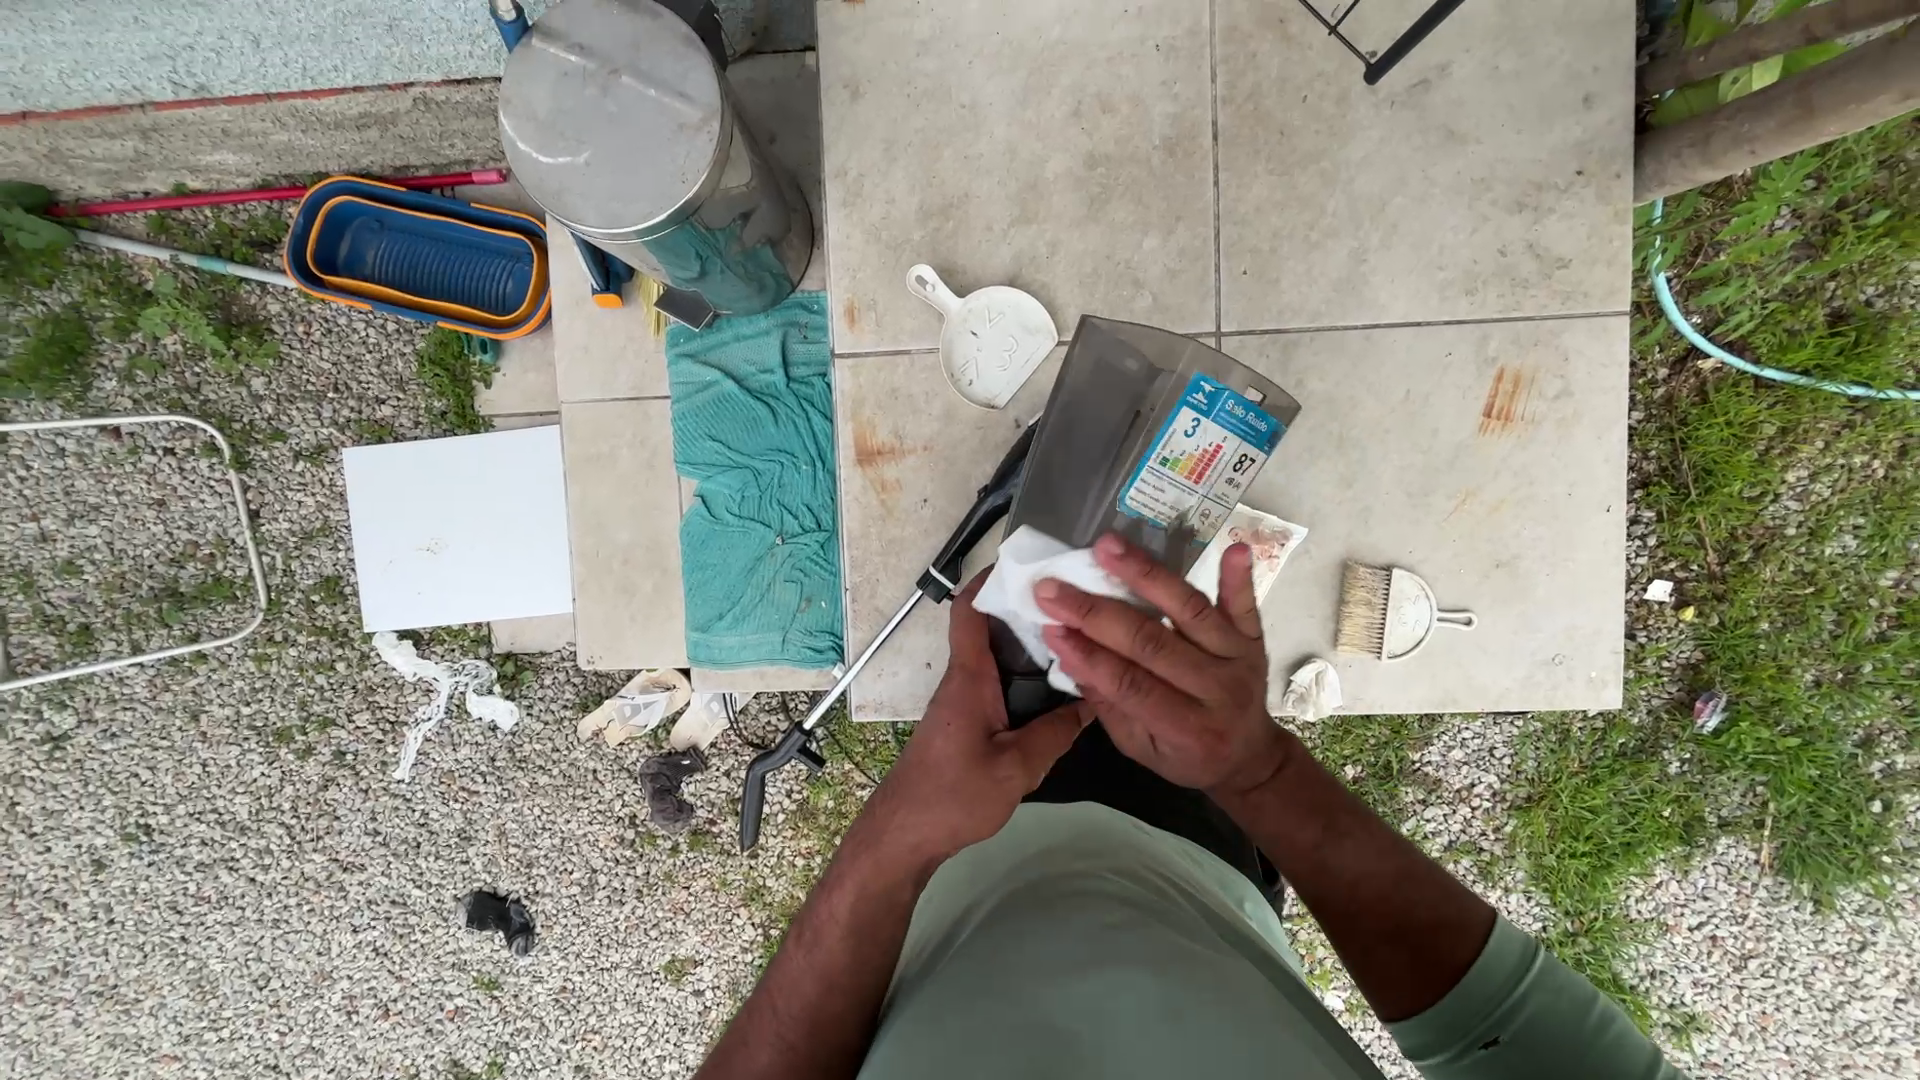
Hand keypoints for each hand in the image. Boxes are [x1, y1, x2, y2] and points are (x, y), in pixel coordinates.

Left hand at [861, 570, 1093, 863]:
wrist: (905, 834)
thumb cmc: (953, 794)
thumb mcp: (1016, 768)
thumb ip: (1055, 733)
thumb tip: (1090, 702)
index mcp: (970, 677)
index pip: (969, 611)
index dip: (990, 580)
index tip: (1028, 564)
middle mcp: (965, 679)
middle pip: (992, 629)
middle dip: (1029, 612)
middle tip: (1077, 603)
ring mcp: (964, 700)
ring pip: (999, 659)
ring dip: (1031, 647)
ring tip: (1078, 639)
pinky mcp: (967, 721)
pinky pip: (999, 685)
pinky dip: (1026, 678)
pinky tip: (1058, 689)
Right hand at [1033, 533, 1290, 797]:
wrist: (1250, 757)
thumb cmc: (1185, 756)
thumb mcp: (1141, 749)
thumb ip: (1109, 706)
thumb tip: (1070, 656)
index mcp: (1187, 727)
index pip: (1129, 684)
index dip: (1087, 655)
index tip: (1048, 626)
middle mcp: (1216, 688)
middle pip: (1151, 641)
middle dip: (1095, 612)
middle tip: (1053, 586)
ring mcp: (1238, 657)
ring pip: (1189, 609)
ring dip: (1145, 573)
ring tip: (1106, 546)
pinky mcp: (1252, 636)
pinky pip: (1245, 603)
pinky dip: (1238, 576)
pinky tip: (1232, 547)